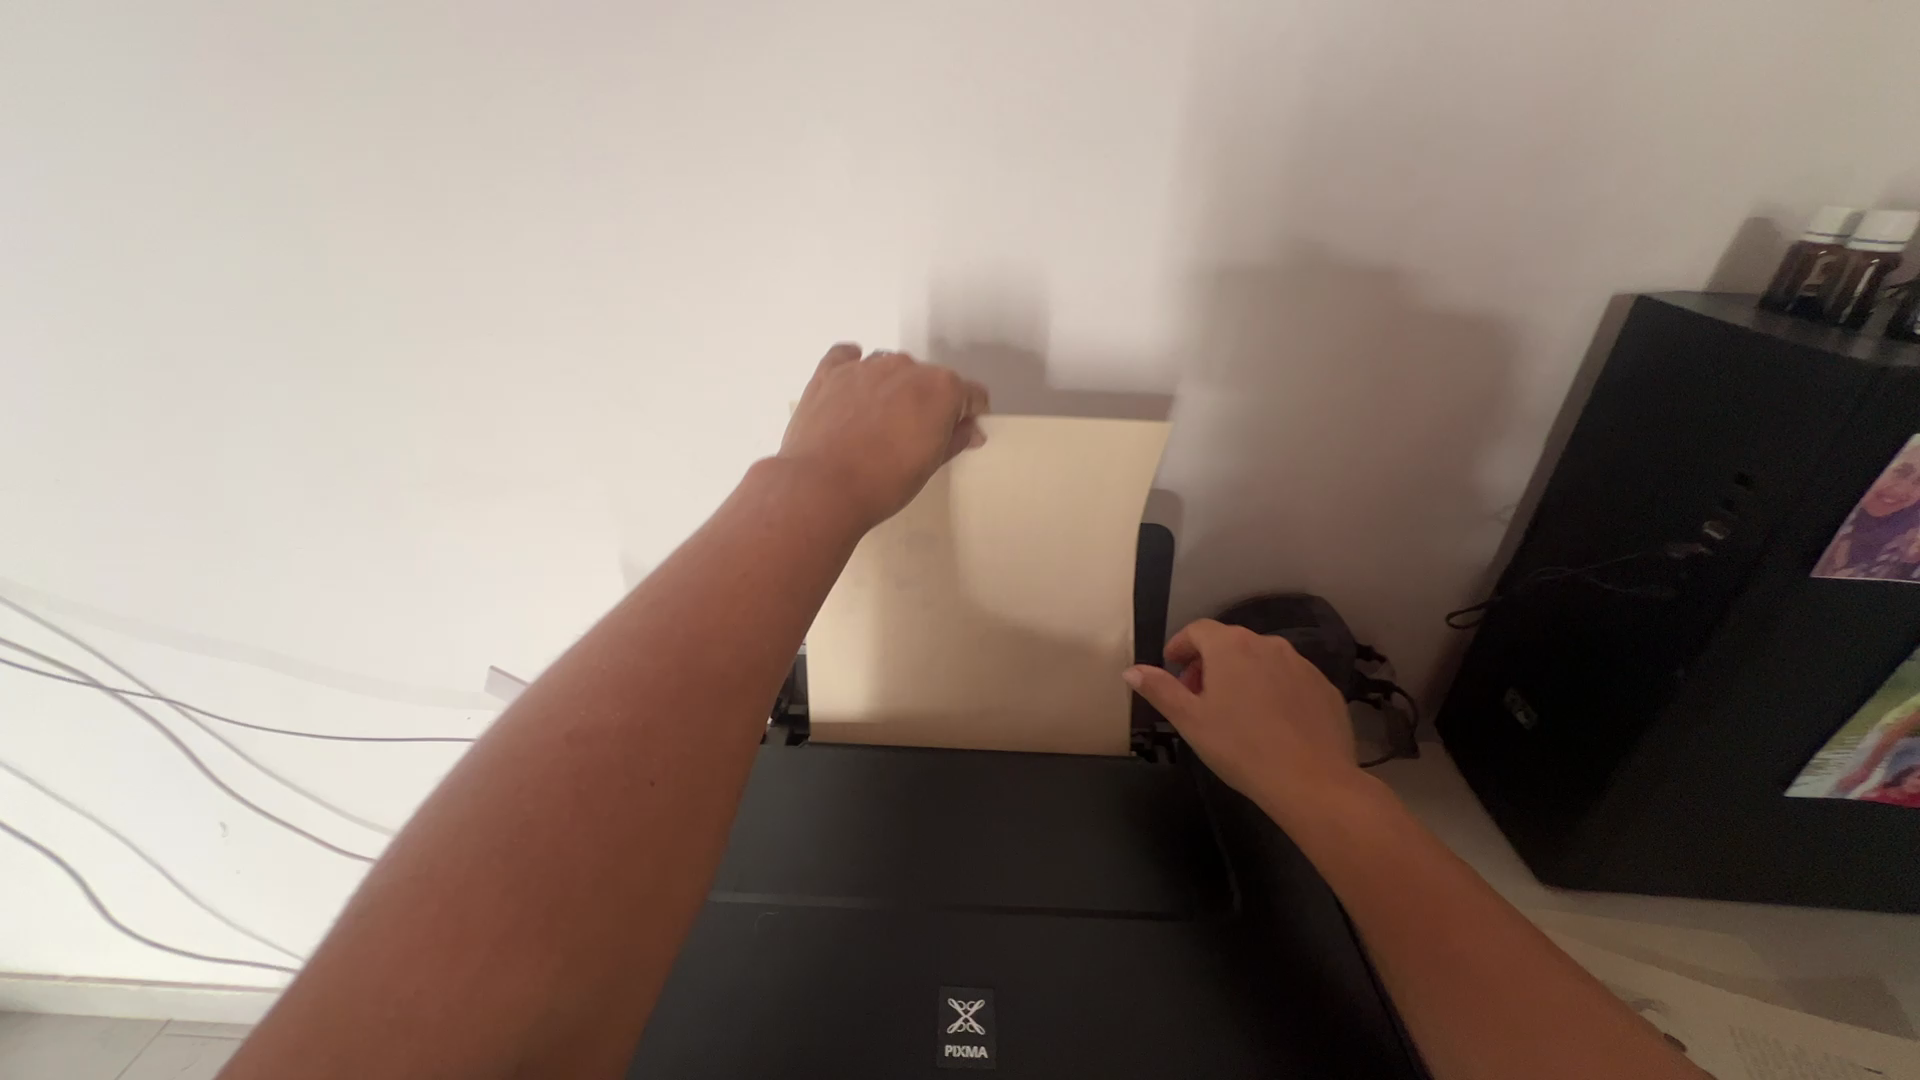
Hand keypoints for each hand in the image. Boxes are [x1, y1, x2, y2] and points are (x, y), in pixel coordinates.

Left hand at [778, 343, 988, 527]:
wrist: (822, 487)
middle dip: (928, 402)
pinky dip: (854, 368)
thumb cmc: (884, 482)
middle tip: (913, 436)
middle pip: (929, 379)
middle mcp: (906, 366)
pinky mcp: (830, 371)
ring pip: (891, 368)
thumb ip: (955, 439)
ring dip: (893, 388)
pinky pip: (848, 358)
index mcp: (940, 387)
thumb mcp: (930, 465)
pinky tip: (853, 389)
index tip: (960, 432)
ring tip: (878, 424)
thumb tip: (970, 430)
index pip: (971, 394)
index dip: (969, 414)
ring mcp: (866, 366)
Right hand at [1124, 619, 1361, 813]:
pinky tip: (1270, 724)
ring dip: (1242, 675)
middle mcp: (1267, 645)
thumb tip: (1131, 670)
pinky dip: (1273, 690)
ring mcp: (1301, 665)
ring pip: (1261, 660)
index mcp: (1230, 647)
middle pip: (1229, 642)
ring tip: (1235, 712)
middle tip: (1198, 696)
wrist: (1312, 782)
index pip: (1197, 630)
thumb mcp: (1189, 720)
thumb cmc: (1240, 747)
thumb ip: (1159, 689)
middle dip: (1208, 663)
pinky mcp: (1324, 688)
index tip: (1173, 668)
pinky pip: (1289, 679)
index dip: (1180, 646)